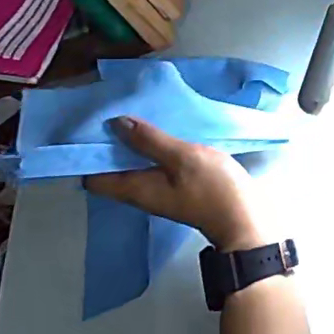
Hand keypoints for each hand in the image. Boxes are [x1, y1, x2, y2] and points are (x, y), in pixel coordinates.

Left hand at [84, 116, 271, 250]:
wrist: (245, 219)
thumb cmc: (213, 189)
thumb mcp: (183, 157)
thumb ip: (150, 140)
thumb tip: (116, 123)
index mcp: (133, 187)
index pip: (93, 176)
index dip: (88, 153)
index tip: (94, 127)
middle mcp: (140, 193)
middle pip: (113, 170)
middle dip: (113, 144)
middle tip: (119, 115)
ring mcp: (160, 192)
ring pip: (135, 168)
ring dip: (136, 147)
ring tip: (143, 119)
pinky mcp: (178, 189)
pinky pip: (155, 169)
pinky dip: (155, 153)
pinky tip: (168, 138)